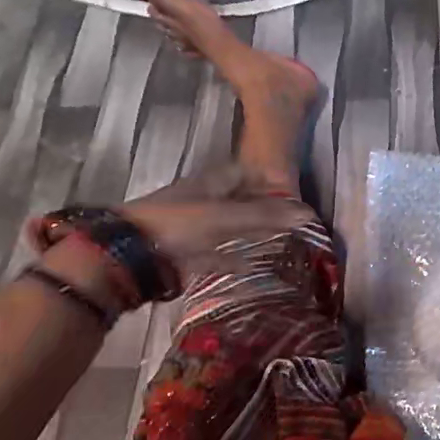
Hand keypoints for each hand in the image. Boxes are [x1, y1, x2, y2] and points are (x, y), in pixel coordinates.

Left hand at [30, 167, 314, 287]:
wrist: (131, 254)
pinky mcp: (188, 256)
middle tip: (291, 218)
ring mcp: (194, 231)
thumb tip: (308, 213)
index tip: (290, 188)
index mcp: (208, 184)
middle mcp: (202, 203)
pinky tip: (254, 266)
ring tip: (279, 240)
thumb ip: (265, 215)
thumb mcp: (225, 215)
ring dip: (250, 233)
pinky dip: (235, 260)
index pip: (242, 173)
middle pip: (237, 200)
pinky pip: (217, 256)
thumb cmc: (177, 224)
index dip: (265, 178)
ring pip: (228, 228)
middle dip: (262, 206)